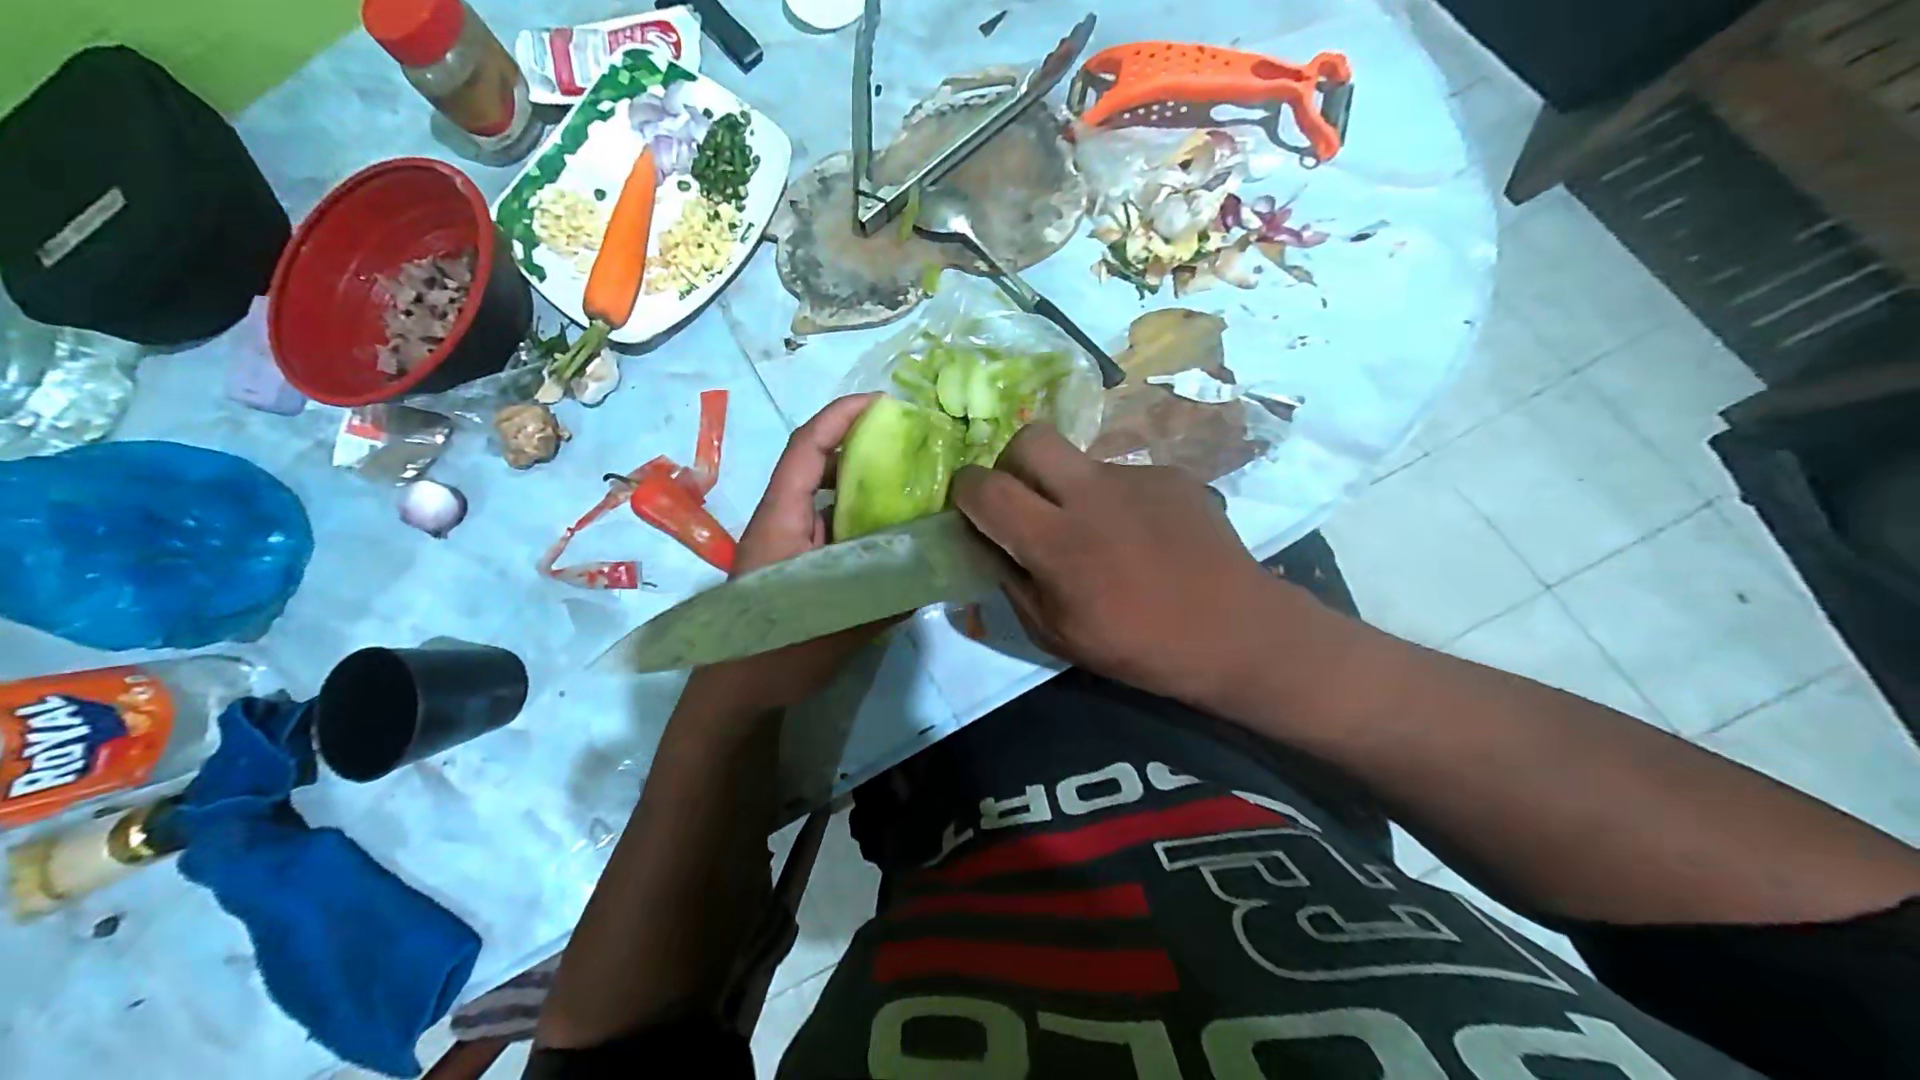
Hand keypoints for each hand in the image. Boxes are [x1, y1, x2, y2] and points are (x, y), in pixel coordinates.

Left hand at [686, 393, 888, 712]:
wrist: (735, 694)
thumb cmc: (776, 653)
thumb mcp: (840, 623)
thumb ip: (890, 595)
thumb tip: (939, 567)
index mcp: (780, 521)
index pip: (806, 449)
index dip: (840, 417)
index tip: (883, 403)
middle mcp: (782, 521)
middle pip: (818, 465)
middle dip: (862, 445)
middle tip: (912, 444)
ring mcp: (788, 541)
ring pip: (827, 496)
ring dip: (864, 483)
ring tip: (913, 483)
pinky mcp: (796, 561)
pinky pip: (831, 524)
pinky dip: (860, 517)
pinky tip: (894, 530)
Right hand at [951, 424, 1299, 708]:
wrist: (1235, 632)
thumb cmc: (1139, 647)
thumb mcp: (1057, 635)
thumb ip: (1013, 586)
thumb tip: (990, 549)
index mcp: (1057, 540)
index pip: (987, 488)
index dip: (966, 491)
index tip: (972, 508)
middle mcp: (1092, 493)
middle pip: (1030, 439)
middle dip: (1012, 462)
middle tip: (1024, 500)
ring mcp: (1136, 477)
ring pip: (1080, 461)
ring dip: (1069, 488)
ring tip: (1098, 534)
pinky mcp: (1171, 476)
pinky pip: (1122, 477)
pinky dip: (1115, 500)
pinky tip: (1140, 536)